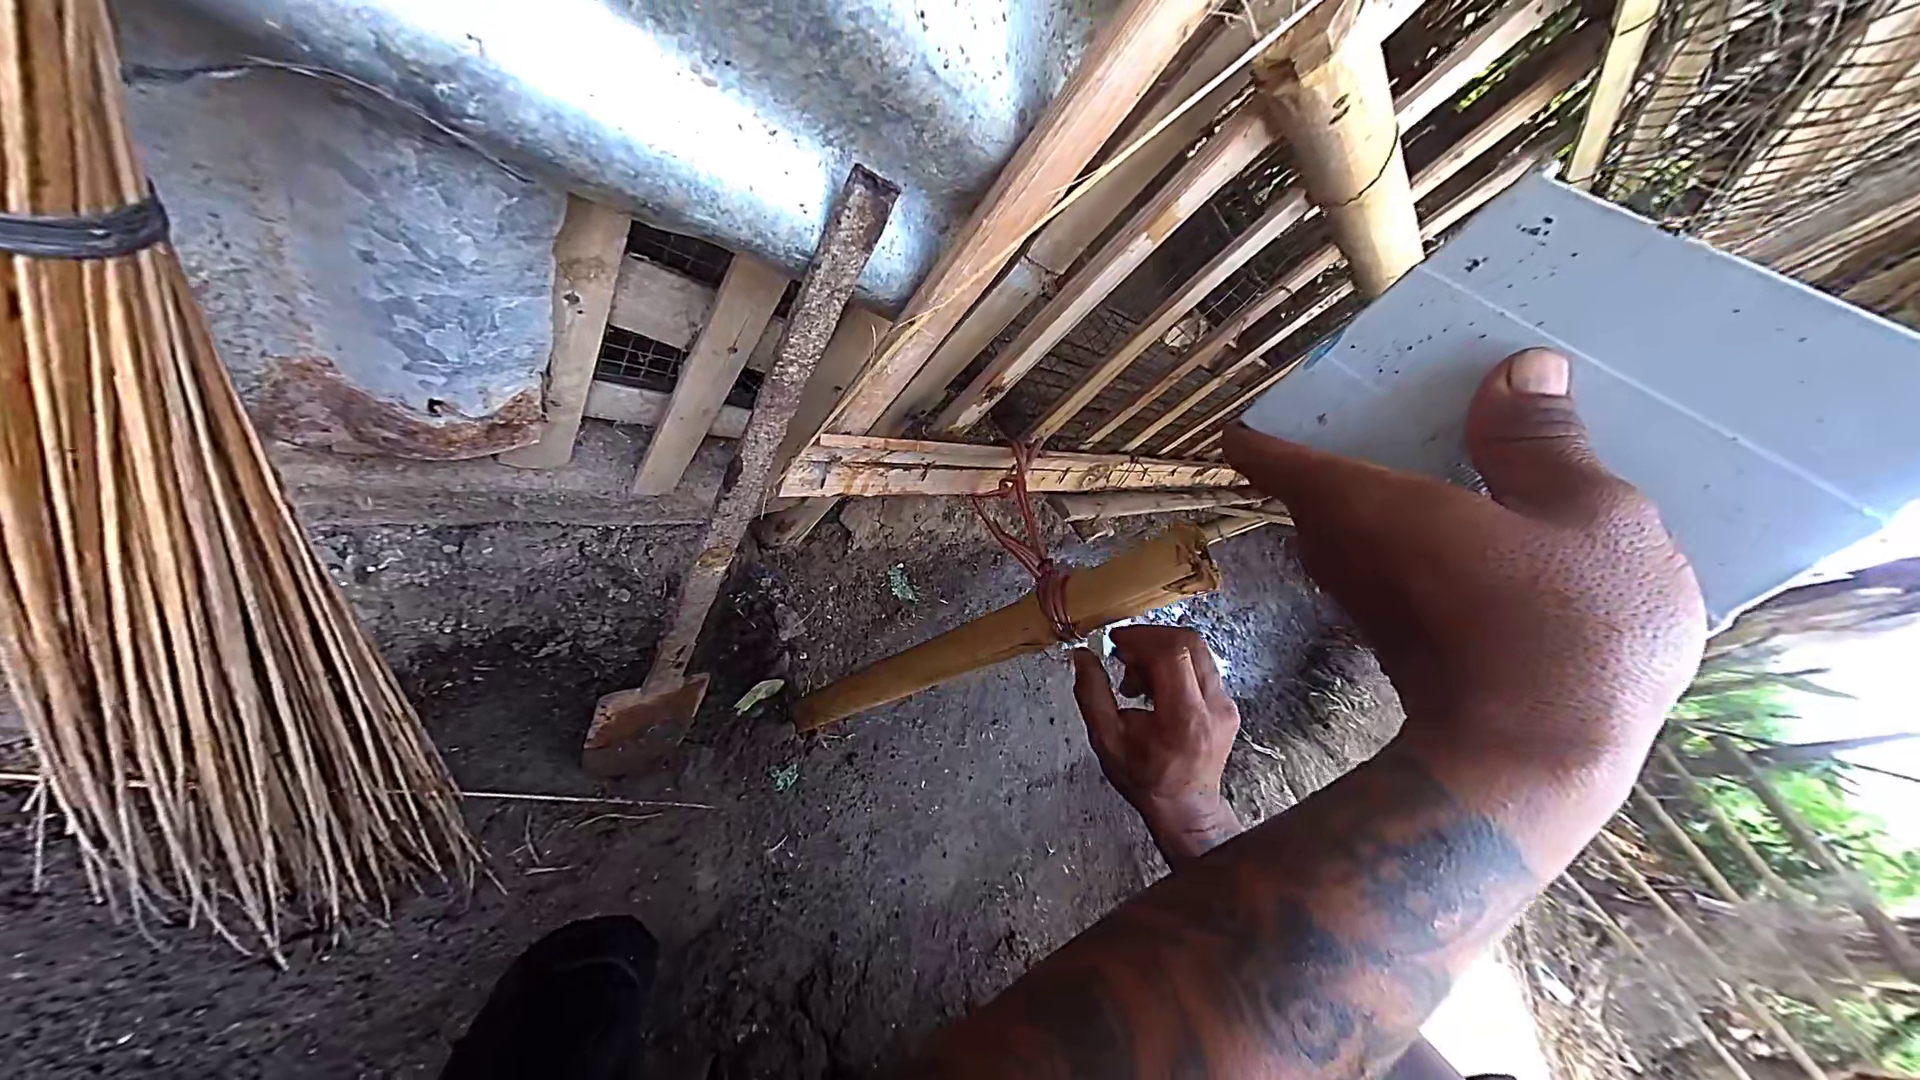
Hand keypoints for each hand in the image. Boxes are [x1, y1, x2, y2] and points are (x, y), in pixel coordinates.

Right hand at [1071, 625, 1242, 866]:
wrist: (1185, 807)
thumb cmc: (1144, 777)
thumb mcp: (1106, 738)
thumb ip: (1091, 694)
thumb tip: (1082, 656)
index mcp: (1184, 716)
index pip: (1172, 653)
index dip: (1141, 638)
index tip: (1117, 642)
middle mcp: (1213, 706)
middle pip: (1189, 643)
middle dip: (1150, 639)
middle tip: (1124, 655)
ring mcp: (1225, 704)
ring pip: (1197, 651)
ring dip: (1161, 651)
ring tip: (1136, 677)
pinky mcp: (1226, 704)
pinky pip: (1200, 666)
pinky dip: (1173, 665)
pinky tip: (1153, 688)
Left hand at [1223, 349, 1705, 840]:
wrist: (1528, 755)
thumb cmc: (1562, 630)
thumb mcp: (1586, 515)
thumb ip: (1539, 440)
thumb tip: (1517, 371)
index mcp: (1353, 502)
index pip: (1260, 452)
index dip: (1261, 419)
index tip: (1290, 391)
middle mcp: (1329, 539)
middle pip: (1306, 473)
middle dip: (1339, 432)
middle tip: (1404, 389)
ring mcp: (1348, 581)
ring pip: (1339, 510)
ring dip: (1374, 473)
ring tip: (1445, 431)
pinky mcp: (1376, 612)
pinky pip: (1370, 542)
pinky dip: (1396, 514)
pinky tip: (1463, 501)